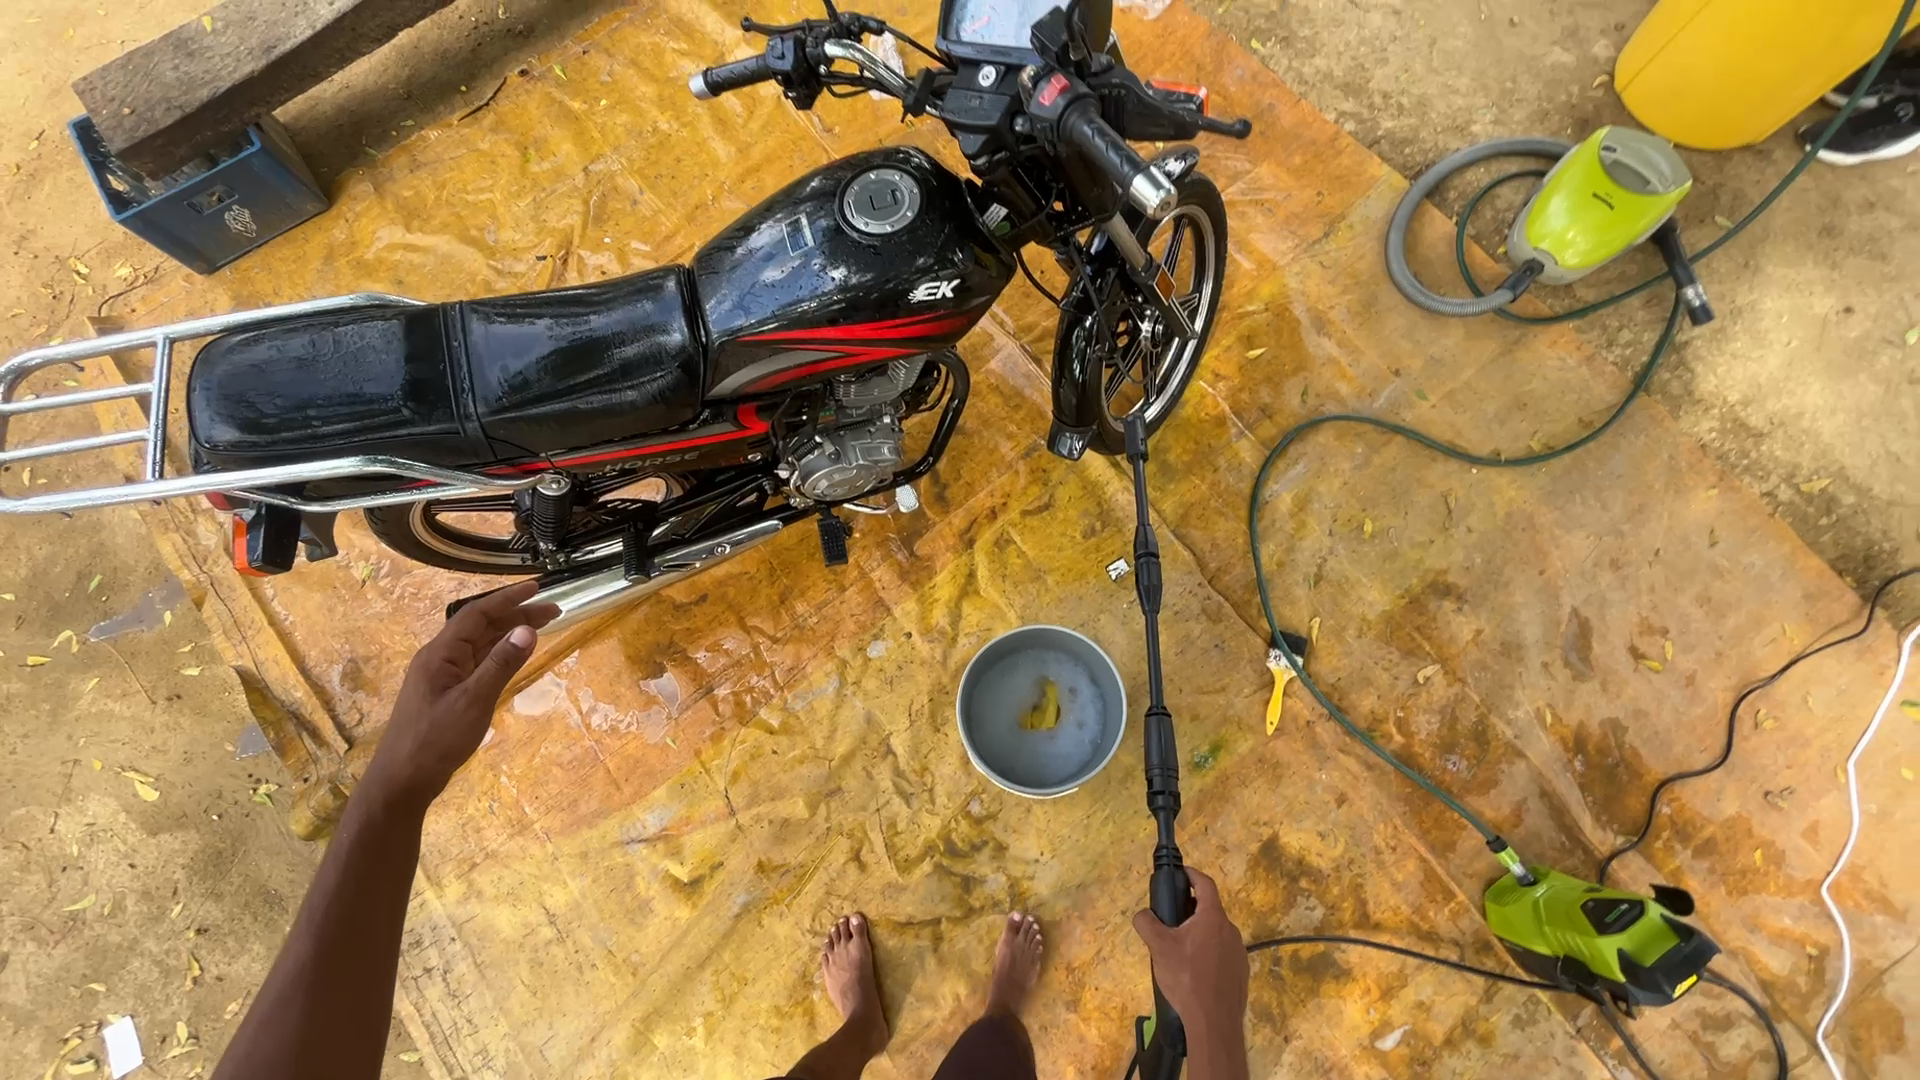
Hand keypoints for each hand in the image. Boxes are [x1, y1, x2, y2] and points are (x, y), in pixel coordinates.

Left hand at [359, 580, 559, 812]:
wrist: (402, 782)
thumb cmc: (436, 740)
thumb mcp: (474, 701)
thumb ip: (501, 664)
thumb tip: (527, 629)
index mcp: (440, 654)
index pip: (476, 614)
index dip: (507, 598)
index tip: (537, 588)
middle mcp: (440, 658)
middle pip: (480, 626)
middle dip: (516, 614)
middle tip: (554, 610)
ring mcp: (443, 675)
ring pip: (480, 643)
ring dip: (510, 631)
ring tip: (543, 626)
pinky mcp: (449, 691)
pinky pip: (478, 661)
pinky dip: (501, 652)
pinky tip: (517, 652)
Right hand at [1131, 867, 1248, 1041]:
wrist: (1213, 1024)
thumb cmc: (1186, 978)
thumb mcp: (1158, 947)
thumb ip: (1146, 923)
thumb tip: (1142, 915)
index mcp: (1213, 918)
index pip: (1205, 884)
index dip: (1192, 874)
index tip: (1180, 873)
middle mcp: (1230, 931)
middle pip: (1209, 910)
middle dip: (1190, 909)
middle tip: (1170, 920)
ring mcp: (1239, 954)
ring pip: (1216, 933)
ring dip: (1199, 933)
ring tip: (1180, 950)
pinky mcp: (1241, 974)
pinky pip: (1222, 954)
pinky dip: (1208, 953)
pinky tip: (1194, 972)